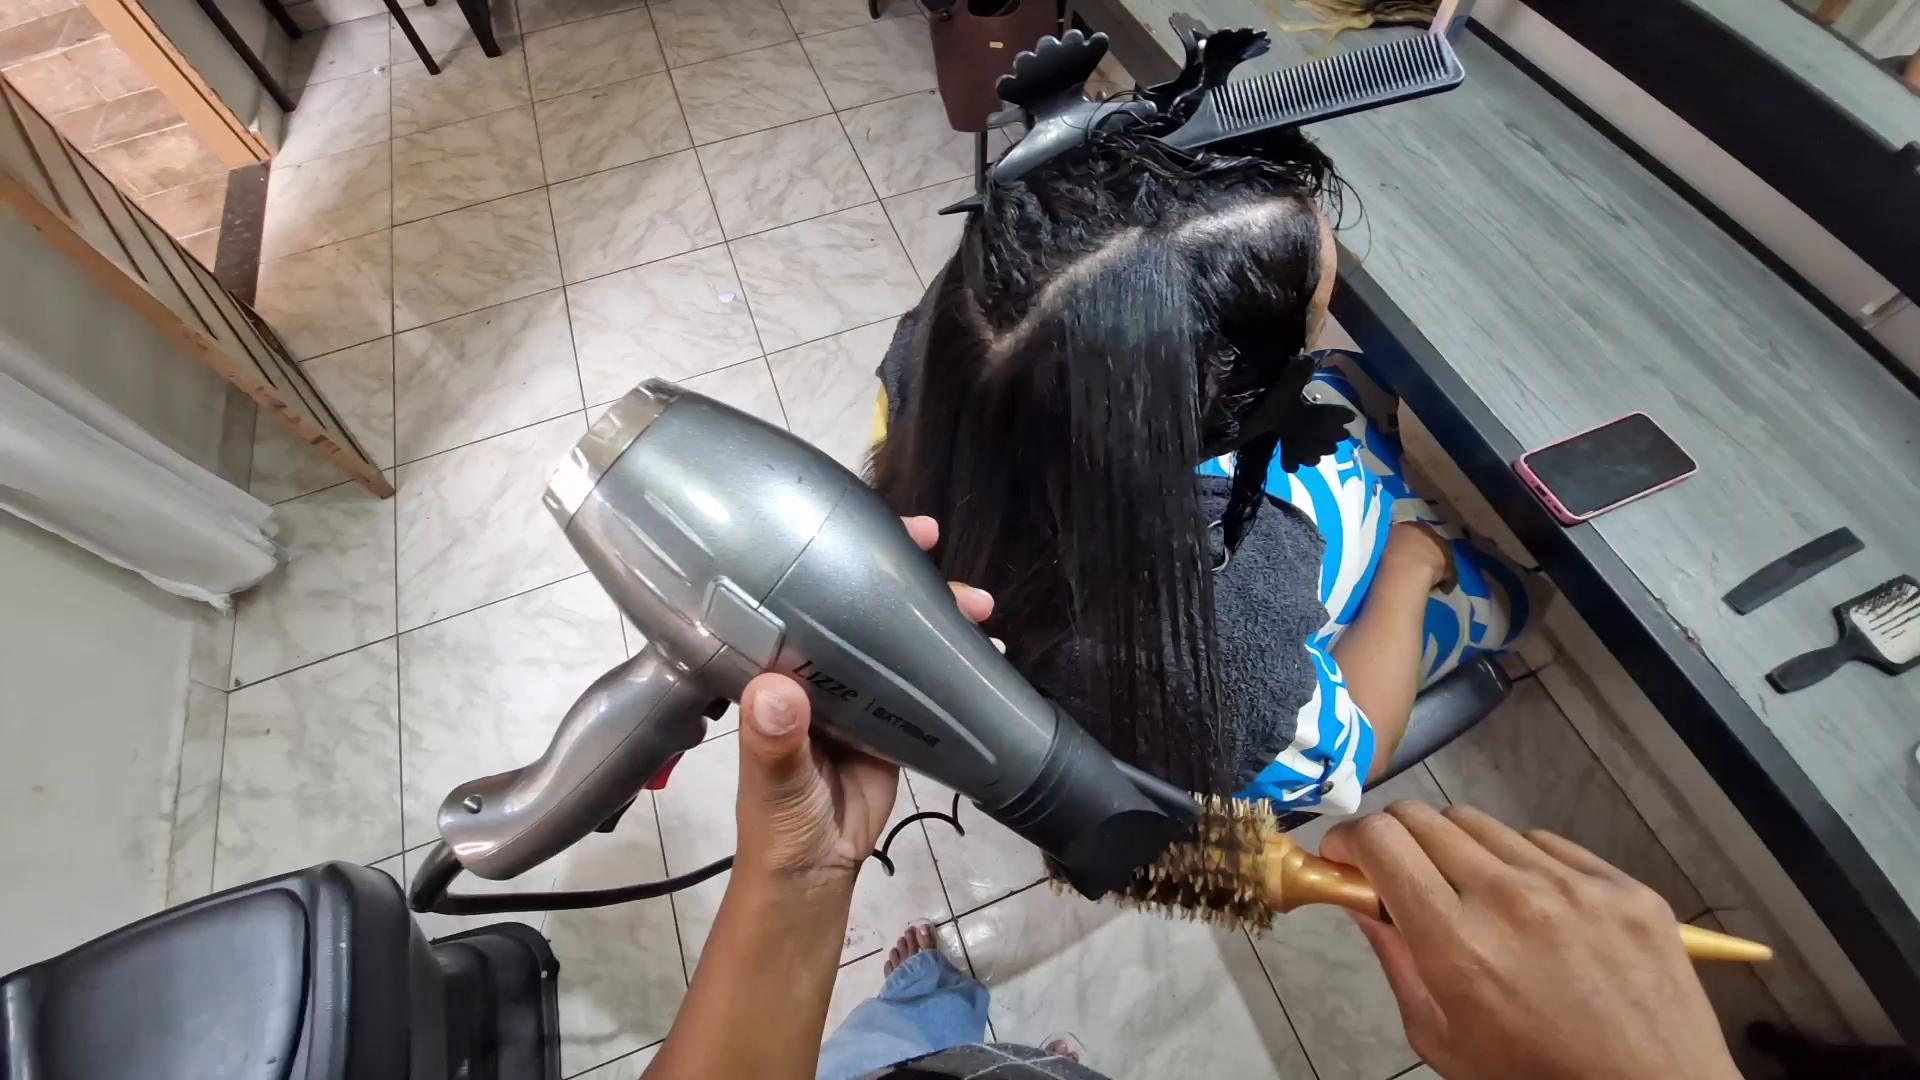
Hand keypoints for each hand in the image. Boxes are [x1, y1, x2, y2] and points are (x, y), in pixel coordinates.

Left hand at [734, 516, 991, 887]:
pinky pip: (925, 678)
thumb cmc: (780, 824)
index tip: (872, 527)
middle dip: (900, 572)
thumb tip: (777, 692)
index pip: (804, 593)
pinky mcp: (893, 717)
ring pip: (900, 635)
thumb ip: (774, 744)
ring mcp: (859, 689)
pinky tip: (990, 649)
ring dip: (939, 613)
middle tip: (934, 544)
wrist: (817, 871)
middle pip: (861, 603)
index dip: (836, 553)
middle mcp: (819, 666)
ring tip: (979, 607)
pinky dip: (955, 661)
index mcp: (781, 666)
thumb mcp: (774, 785)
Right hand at [1322, 802, 1738, 1079]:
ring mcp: (1573, 888)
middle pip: (1418, 816)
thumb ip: (1394, 958)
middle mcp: (1509, 899)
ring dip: (1454, 846)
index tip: (1347, 859)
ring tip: (1472, 887)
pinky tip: (1533, 903)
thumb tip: (1361, 897)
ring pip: (1475, 821)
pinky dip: (1518, 860)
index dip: (1349, 839)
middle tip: (1402, 871)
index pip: (1379, 839)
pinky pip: (1541, 841)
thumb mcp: (1439, 1037)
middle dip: (1393, 837)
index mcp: (1457, 942)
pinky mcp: (1624, 889)